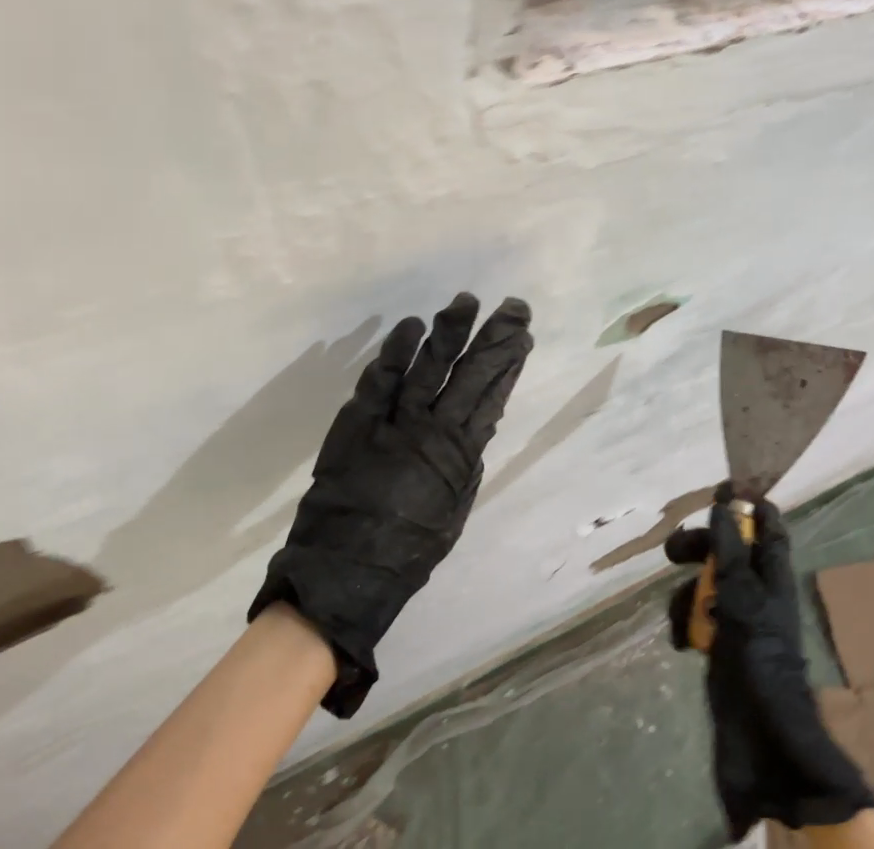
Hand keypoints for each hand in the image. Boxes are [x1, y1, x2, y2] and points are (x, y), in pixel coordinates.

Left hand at [251, 293, 533, 717]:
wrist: (350, 571)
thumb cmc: (407, 549)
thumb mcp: (453, 508)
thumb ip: (465, 463)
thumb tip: (481, 424)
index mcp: (461, 456)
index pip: (493, 397)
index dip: (509, 364)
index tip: (524, 335)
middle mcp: (435, 432)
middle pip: (470, 375)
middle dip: (494, 338)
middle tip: (513, 306)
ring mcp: (395, 424)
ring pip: (429, 368)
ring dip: (449, 333)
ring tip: (465, 302)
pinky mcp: (357, 423)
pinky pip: (379, 380)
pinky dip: (394, 352)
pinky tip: (410, 325)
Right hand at [666, 488, 873, 839]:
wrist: (761, 741)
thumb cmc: (758, 661)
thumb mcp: (743, 596)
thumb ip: (732, 550)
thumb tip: (726, 501)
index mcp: (773, 578)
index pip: (768, 528)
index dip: (749, 505)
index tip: (722, 485)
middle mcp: (757, 596)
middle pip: (728, 553)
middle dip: (700, 548)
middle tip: (672, 550)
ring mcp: (737, 624)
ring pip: (705, 587)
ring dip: (686, 595)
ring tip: (680, 618)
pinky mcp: (719, 650)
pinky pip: (695, 622)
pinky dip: (683, 626)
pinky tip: (680, 644)